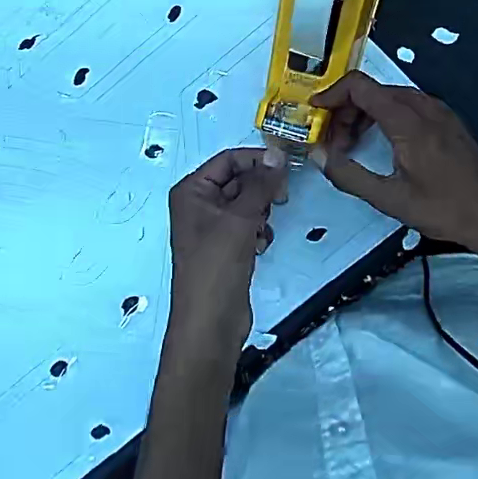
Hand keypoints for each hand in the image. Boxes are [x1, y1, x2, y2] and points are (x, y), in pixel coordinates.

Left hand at [165, 146, 287, 349]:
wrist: (209, 322)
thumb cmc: (217, 265)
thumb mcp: (240, 218)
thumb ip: (260, 184)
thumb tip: (276, 156)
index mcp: (191, 190)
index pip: (227, 160)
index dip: (256, 160)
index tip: (286, 168)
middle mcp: (198, 204)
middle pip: (238, 180)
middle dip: (260, 189)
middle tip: (281, 200)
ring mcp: (211, 227)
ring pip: (245, 203)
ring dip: (260, 212)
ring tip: (262, 230)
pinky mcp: (225, 247)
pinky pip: (247, 225)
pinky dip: (258, 231)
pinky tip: (260, 246)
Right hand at [311, 71, 477, 256]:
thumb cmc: (442, 209)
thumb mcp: (388, 198)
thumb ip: (348, 175)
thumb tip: (318, 155)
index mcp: (407, 121)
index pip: (359, 86)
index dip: (332, 94)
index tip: (315, 113)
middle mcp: (423, 107)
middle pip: (371, 90)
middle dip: (345, 111)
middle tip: (335, 142)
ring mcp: (438, 111)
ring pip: (388, 96)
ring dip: (363, 113)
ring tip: (353, 144)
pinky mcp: (446, 120)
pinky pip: (406, 104)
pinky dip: (384, 115)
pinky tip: (380, 142)